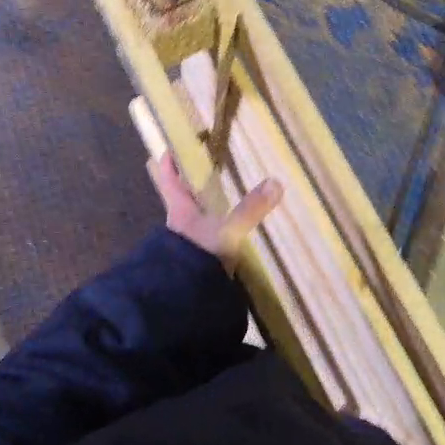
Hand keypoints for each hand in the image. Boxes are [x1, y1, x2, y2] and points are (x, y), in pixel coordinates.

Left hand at [147, 154, 282, 260]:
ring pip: (193, 218)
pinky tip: (230, 233)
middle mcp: (178, 223)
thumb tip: (275, 183)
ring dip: (205, 209)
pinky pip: (205, 238)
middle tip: (210, 169)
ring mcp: (185, 244)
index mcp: (179, 208)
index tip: (172, 146)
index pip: (169, 178)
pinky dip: (215, 231)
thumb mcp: (227, 231)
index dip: (169, 161)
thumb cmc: (197, 256)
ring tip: (225, 197)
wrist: (181, 298)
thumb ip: (250, 210)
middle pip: (182, 197)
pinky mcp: (194, 261)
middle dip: (193, 184)